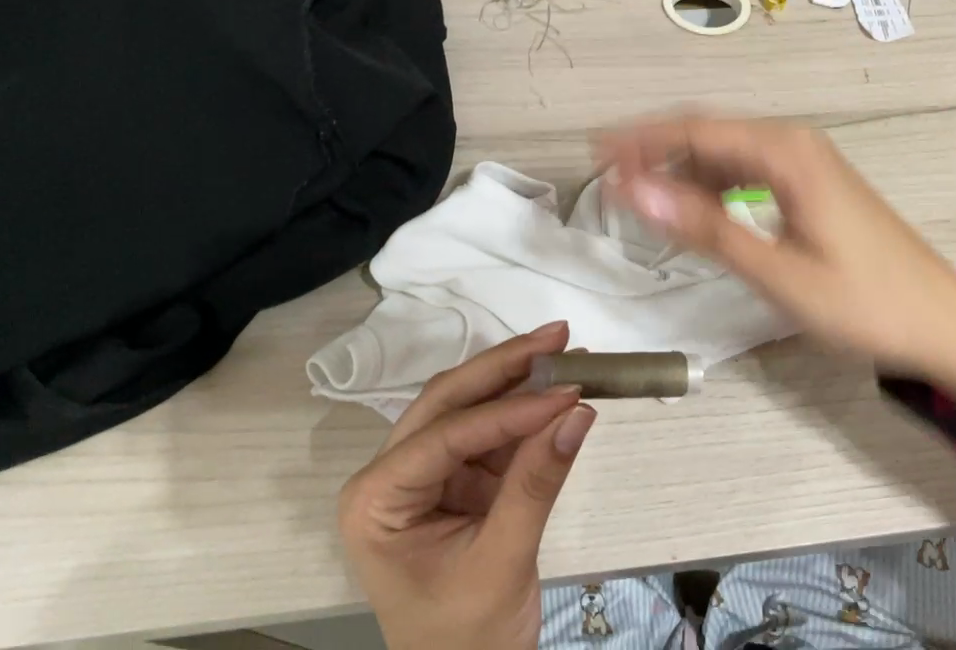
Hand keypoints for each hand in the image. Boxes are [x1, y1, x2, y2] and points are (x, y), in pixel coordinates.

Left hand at [338, 322, 596, 649]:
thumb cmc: (468, 639)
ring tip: (569, 353)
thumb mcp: (502, 564)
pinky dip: (526, 413)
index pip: (444, 436)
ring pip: (470, 408)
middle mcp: (391, 474)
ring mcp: (424, 473)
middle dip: (506, 366)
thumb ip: (536, 484)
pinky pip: (491, 435)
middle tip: (560, 336)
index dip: (507, 409)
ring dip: (520, 381)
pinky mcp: (456, 479)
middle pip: (449, 402)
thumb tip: (579, 413)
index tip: (566, 390)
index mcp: (376, 499)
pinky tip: (560, 392)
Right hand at [596, 114, 955, 408]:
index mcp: (787, 154)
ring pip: (726, 150)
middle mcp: (794, 143)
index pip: (695, 131)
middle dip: (654, 149)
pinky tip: (692, 206)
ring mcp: (806, 161)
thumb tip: (633, 191)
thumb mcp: (777, 272)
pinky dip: (711, 182)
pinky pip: (747, 168)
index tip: (594, 154)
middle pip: (708, 132)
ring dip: (680, 167)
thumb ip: (703, 228)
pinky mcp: (811, 183)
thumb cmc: (864, 304)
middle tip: (607, 174)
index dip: (640, 141)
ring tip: (638, 193)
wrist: (945, 325)